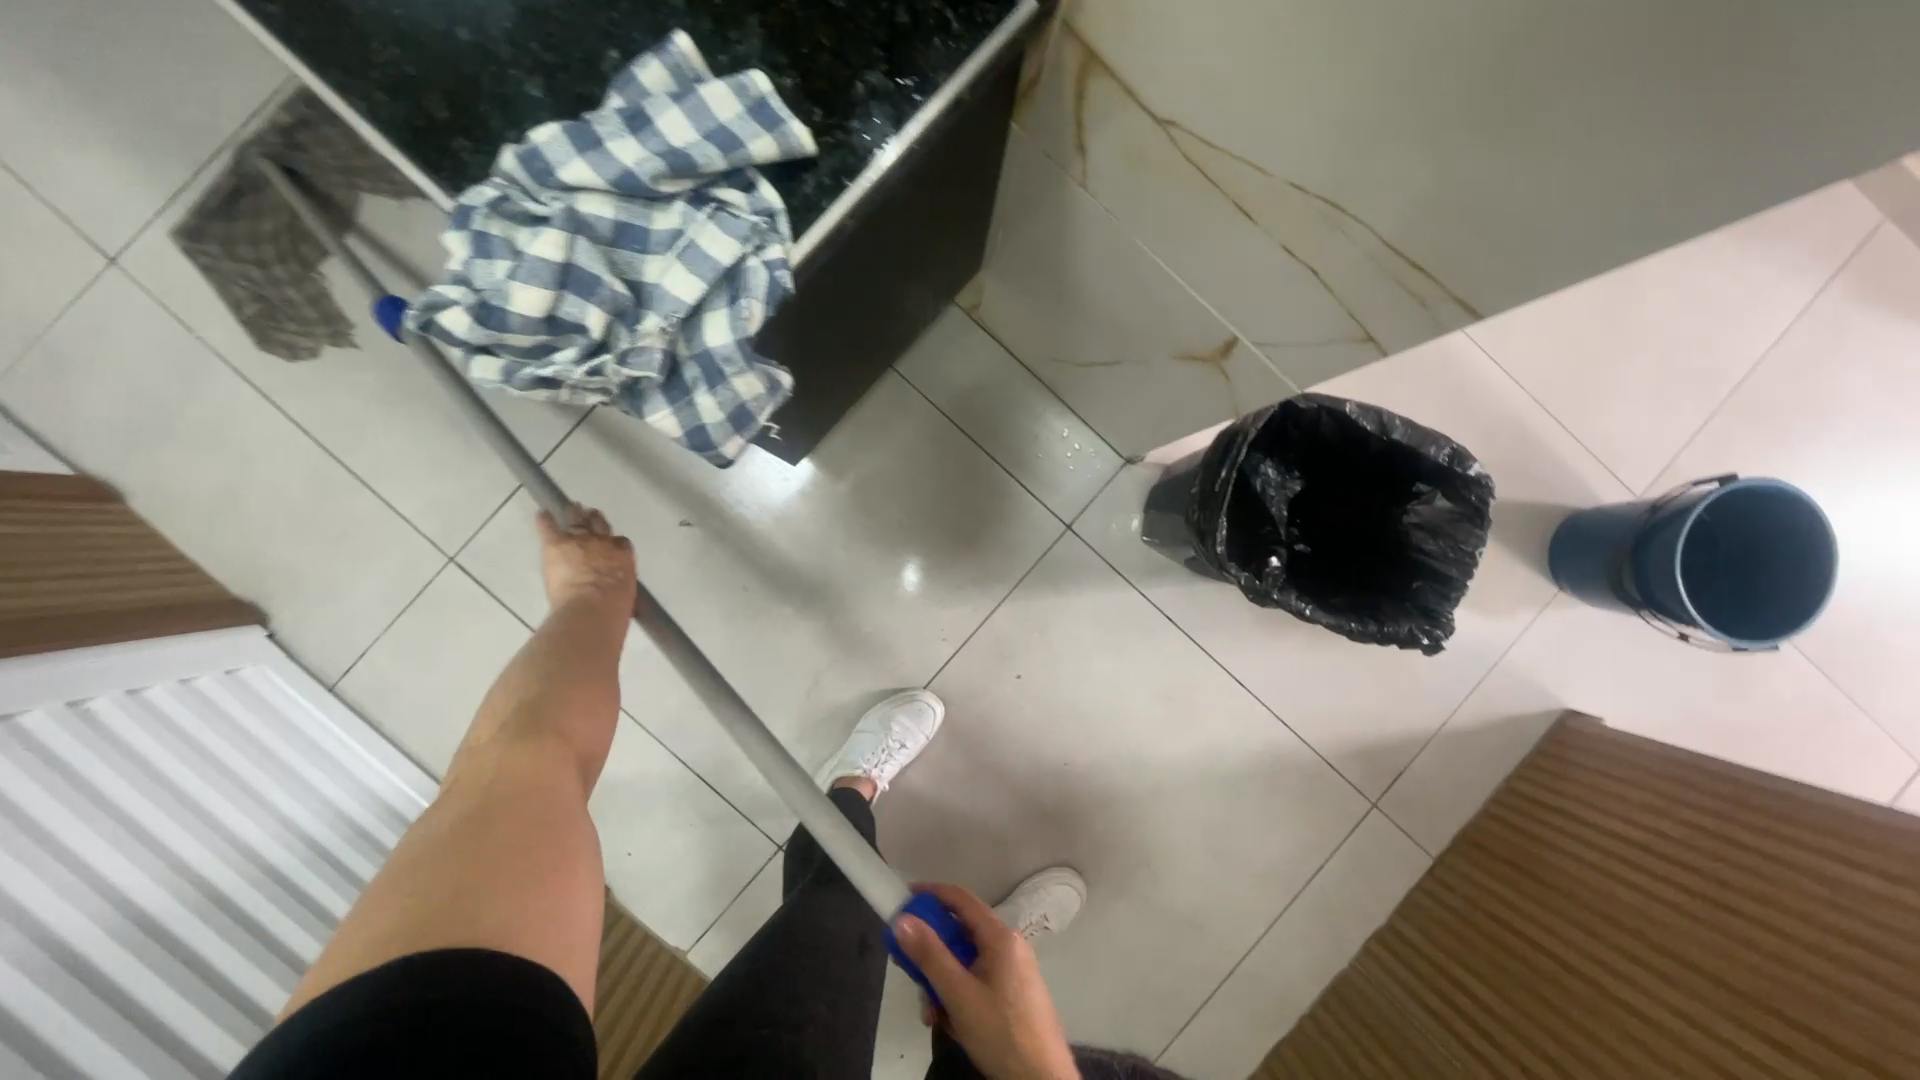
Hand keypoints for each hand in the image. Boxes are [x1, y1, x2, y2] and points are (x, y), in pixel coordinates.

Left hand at [535, 505, 634, 612]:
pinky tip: (543, 513)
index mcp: (623, 557)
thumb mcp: (626, 596)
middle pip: (600, 525)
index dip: (613, 542)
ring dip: (575, 514)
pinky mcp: (557, 543)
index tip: (610, 544)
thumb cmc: (613, 609)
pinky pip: (550, 526)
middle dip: (595, 520)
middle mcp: (603, 543)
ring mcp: (580, 540)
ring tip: (571, 508)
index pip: (621, 543)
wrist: (592, 607)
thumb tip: (615, 592)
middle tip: (591, 516)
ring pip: (577, 520)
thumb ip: (619, 587)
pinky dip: (546, 519)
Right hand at [893, 883, 1079, 1079]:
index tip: (904, 898)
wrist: (1042, 1079)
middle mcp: (1009, 946)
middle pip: (960, 935)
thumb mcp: (958, 994)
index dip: (932, 894)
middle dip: (932, 955)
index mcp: (1000, 937)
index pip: (961, 899)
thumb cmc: (1000, 1031)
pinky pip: (977, 981)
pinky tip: (951, 1023)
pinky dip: (959, 995)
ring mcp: (1012, 970)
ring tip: (933, 1014)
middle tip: (911, 973)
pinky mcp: (1012, 992)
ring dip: (943, 983)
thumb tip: (902, 920)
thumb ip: (929, 955)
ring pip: (966, 962)